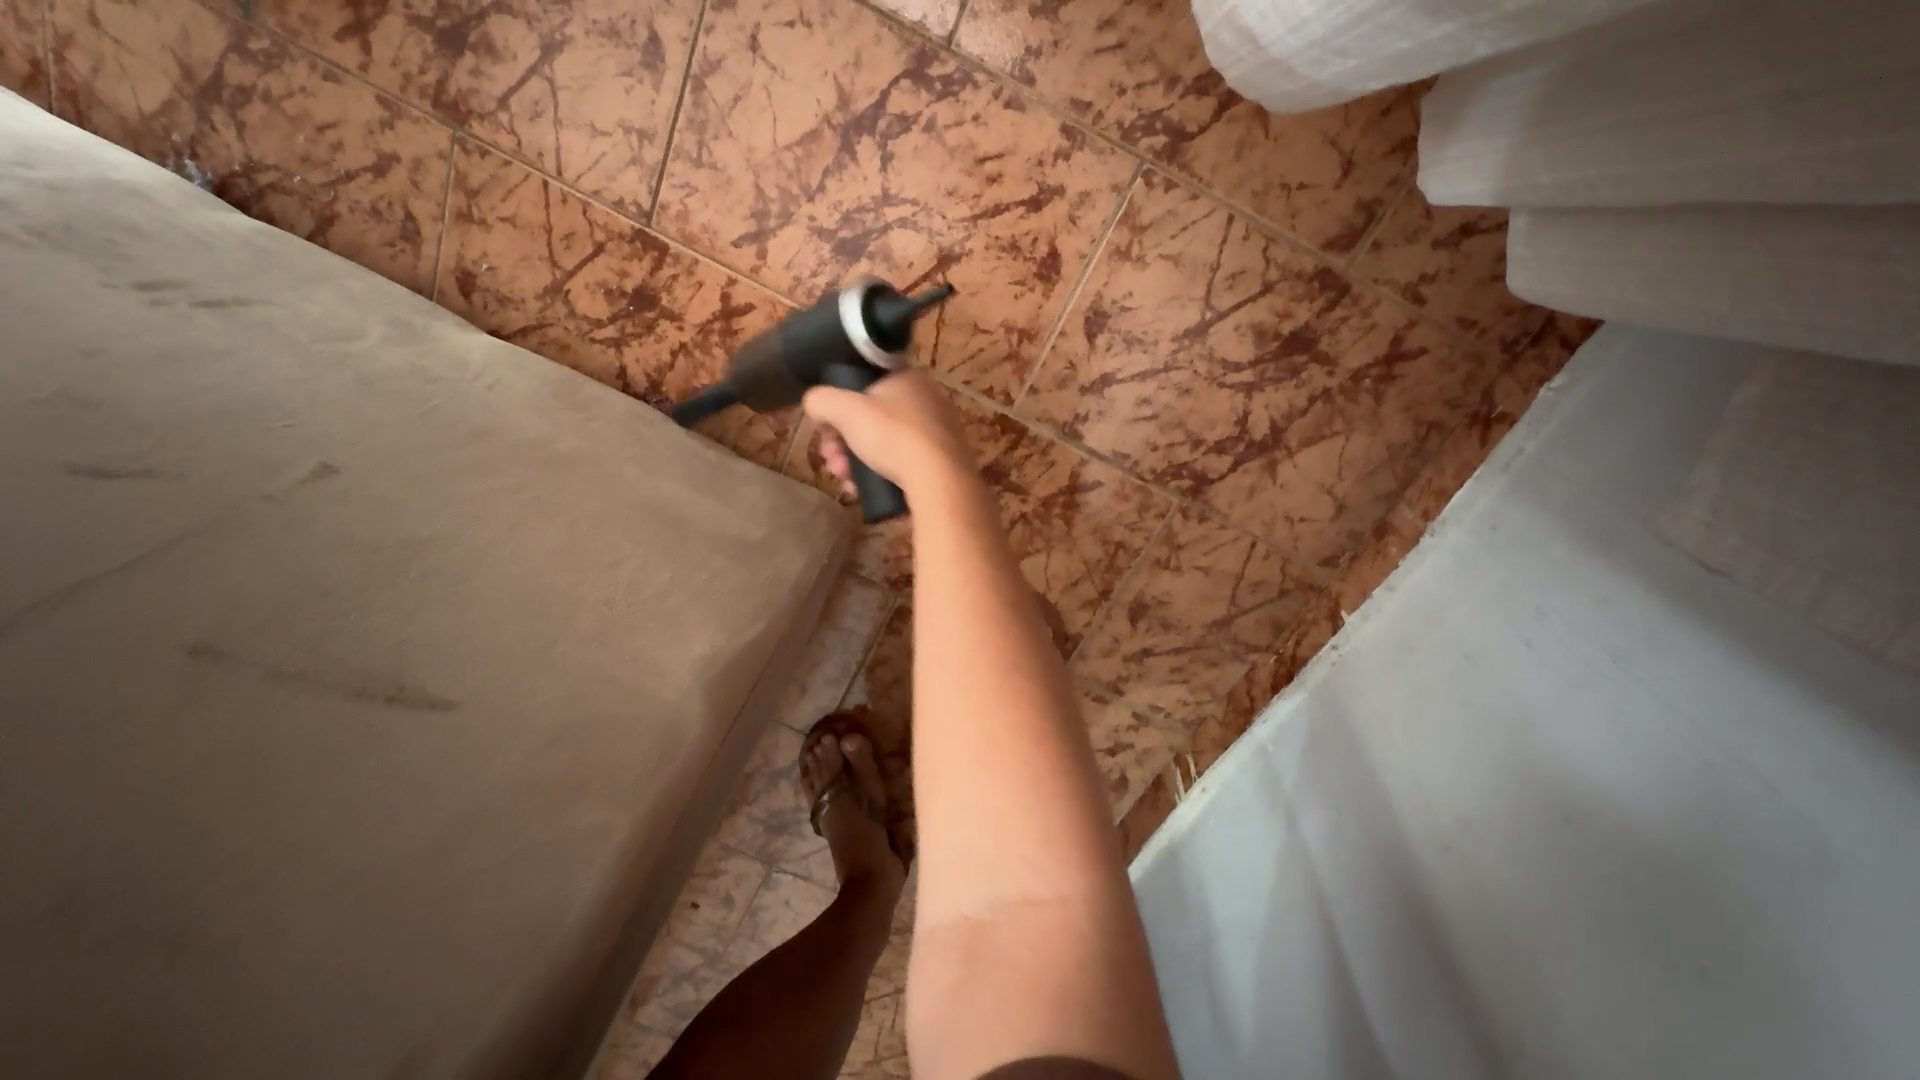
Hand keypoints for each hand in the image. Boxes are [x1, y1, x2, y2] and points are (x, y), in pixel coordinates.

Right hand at [802, 370, 976, 497]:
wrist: (939, 480)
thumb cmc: (892, 436)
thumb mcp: (845, 411)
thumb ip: (821, 400)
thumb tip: (814, 403)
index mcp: (907, 377)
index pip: (863, 385)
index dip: (839, 408)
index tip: (826, 431)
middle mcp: (926, 399)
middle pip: (871, 418)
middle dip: (842, 441)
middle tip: (832, 461)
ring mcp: (937, 431)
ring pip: (883, 443)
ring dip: (855, 461)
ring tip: (845, 480)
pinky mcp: (942, 461)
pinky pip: (902, 463)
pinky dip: (879, 474)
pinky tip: (863, 490)